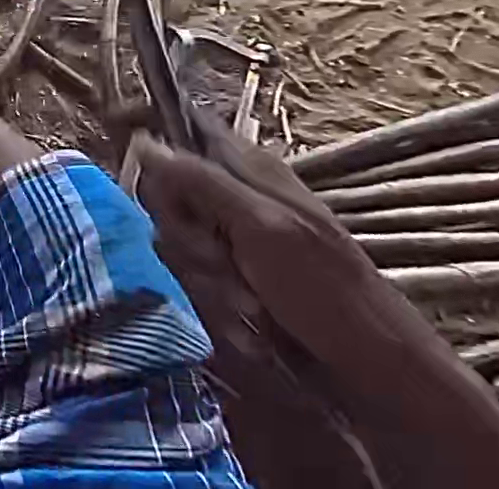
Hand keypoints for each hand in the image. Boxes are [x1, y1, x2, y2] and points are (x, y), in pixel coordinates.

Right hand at [127, 119, 380, 369]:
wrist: (378, 375)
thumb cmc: (330, 294)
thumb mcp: (264, 227)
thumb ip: (200, 180)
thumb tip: (142, 140)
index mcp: (245, 167)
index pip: (180, 122)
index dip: (147, 125)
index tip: (121, 142)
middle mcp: (231, 192)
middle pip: (161, 184)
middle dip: (178, 225)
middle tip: (214, 252)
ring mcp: (227, 232)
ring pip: (169, 231)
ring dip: (199, 270)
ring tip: (244, 299)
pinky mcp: (225, 269)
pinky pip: (185, 268)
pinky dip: (208, 295)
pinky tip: (242, 317)